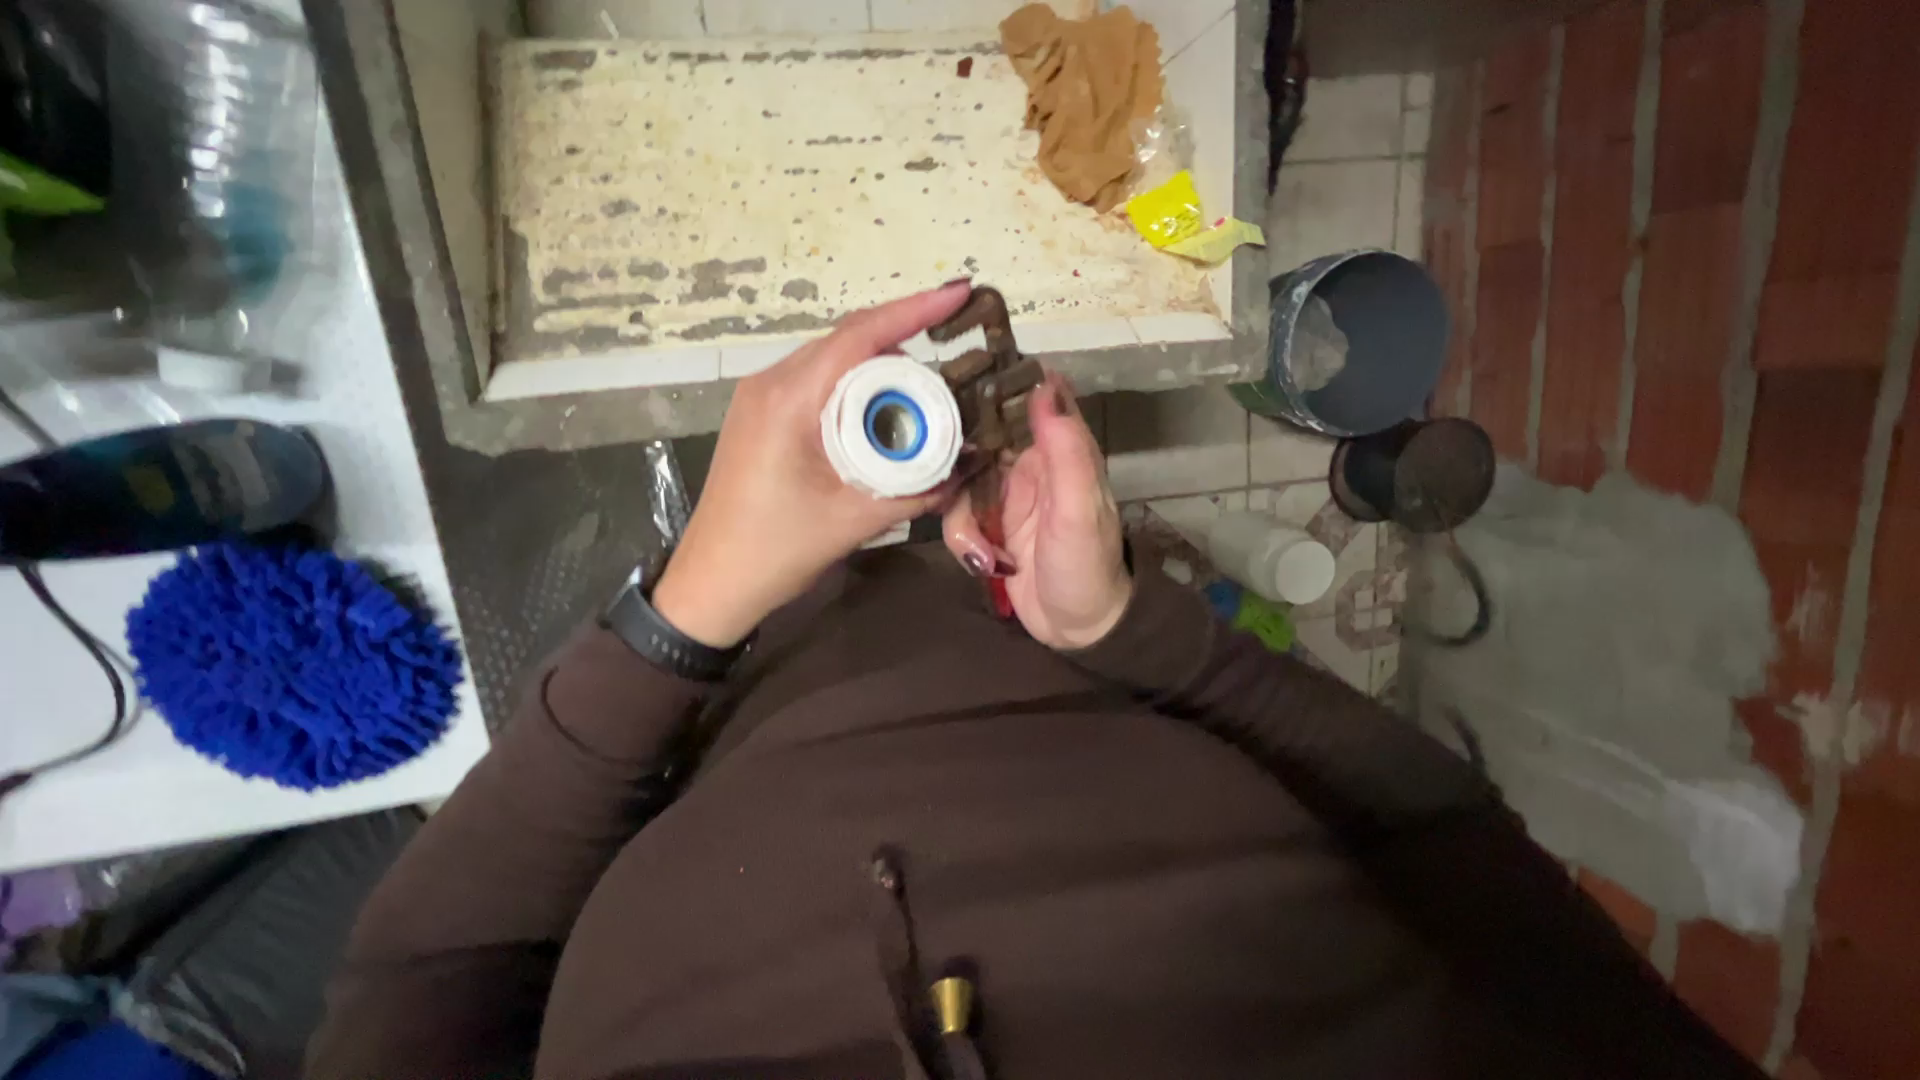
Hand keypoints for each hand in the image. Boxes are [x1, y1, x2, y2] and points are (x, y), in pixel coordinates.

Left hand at [651, 282, 971, 646]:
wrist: (713, 584)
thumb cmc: (775, 551)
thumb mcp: (852, 521)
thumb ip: (913, 492)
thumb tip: (963, 471)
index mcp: (788, 400)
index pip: (857, 336)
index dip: (913, 310)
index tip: (958, 295)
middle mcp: (770, 384)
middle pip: (846, 342)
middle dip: (902, 345)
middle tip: (948, 374)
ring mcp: (760, 397)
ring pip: (831, 361)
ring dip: (877, 370)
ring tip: (921, 398)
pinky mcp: (760, 415)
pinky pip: (816, 383)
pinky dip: (854, 389)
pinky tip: (879, 414)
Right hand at [942, 373, 1131, 649]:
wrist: (1080, 627)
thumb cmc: (1088, 564)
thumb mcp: (1080, 508)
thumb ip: (1065, 450)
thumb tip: (1044, 385)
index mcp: (1057, 449)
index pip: (1020, 399)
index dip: (986, 388)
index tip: (951, 388)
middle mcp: (1027, 462)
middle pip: (973, 438)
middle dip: (953, 466)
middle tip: (944, 488)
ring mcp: (1003, 493)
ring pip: (957, 480)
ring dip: (961, 520)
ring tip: (983, 552)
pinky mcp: (987, 523)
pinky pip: (956, 514)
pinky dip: (961, 539)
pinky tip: (985, 561)